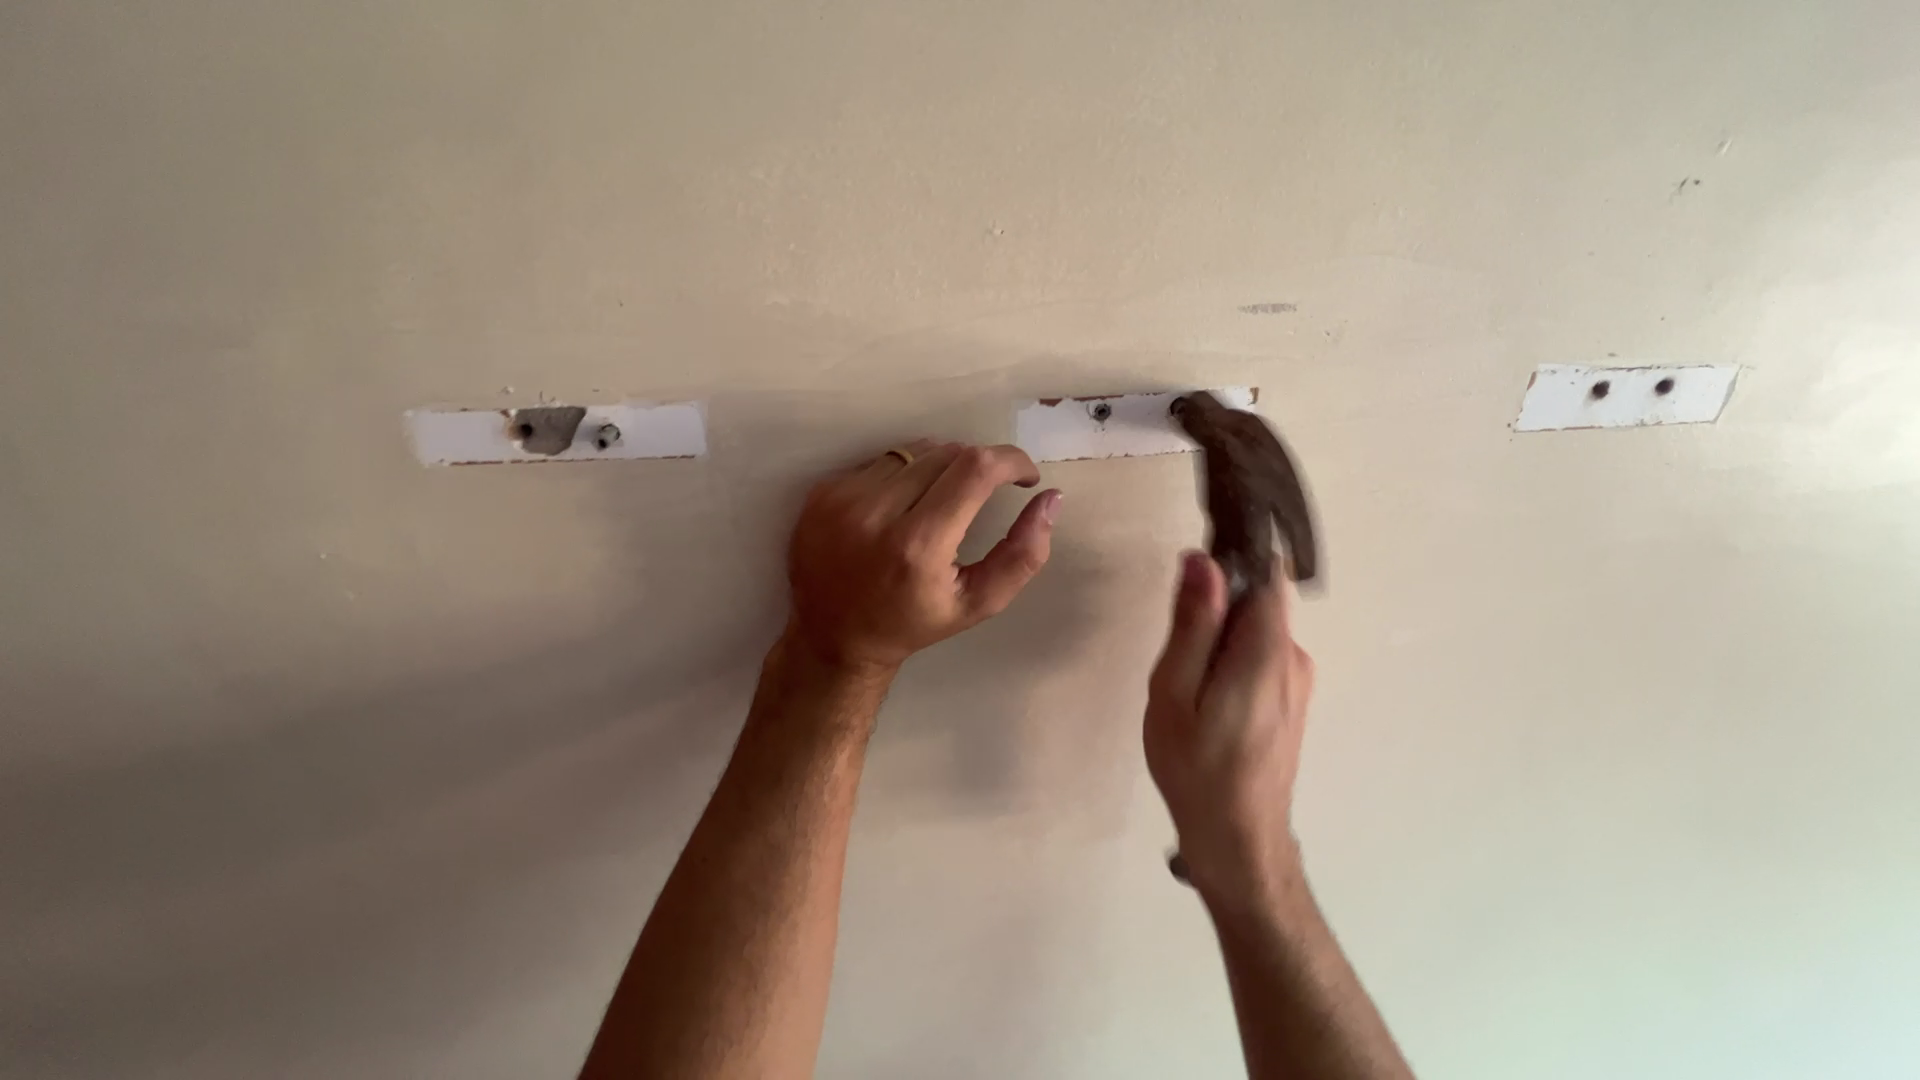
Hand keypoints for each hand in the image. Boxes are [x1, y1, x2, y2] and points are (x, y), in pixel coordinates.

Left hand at [783, 439, 1062, 678]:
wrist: (832, 636)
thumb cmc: (912, 623)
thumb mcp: (978, 603)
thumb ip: (1022, 554)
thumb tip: (1051, 498)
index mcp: (918, 546)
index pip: (975, 469)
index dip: (1011, 461)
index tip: (1024, 476)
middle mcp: (876, 514)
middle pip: (948, 452)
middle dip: (978, 466)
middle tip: (982, 495)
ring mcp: (843, 498)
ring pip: (915, 449)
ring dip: (941, 466)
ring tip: (940, 502)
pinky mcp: (824, 491)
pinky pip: (882, 460)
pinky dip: (904, 473)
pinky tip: (900, 508)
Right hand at [1144, 551, 1315, 907]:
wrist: (1239, 841)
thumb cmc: (1197, 767)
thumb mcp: (1174, 692)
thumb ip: (1192, 624)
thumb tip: (1201, 560)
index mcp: (1267, 650)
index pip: (1267, 572)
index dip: (1233, 555)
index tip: (1195, 568)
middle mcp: (1296, 658)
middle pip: (1257, 602)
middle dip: (1215, 610)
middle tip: (1175, 656)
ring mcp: (1299, 682)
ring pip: (1256, 632)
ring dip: (1219, 642)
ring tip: (1186, 688)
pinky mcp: (1293, 701)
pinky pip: (1261, 658)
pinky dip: (1231, 663)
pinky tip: (1206, 704)